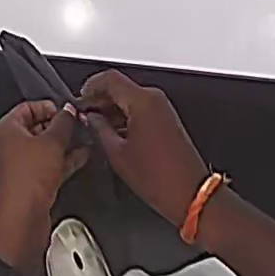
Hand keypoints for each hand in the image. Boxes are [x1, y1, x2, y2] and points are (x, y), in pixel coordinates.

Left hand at [0, 99, 89, 211]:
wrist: (24, 217)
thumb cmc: (29, 176)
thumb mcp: (51, 142)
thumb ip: (63, 123)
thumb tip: (69, 110)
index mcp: (8, 128)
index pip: (28, 107)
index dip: (48, 107)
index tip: (66, 110)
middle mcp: (12, 144)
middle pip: (37, 126)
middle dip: (59, 125)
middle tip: (77, 123)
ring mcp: (23, 164)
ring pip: (46, 147)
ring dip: (65, 142)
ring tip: (84, 136)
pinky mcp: (33, 182)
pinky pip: (50, 164)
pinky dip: (65, 159)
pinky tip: (82, 155)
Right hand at [78, 70, 209, 225]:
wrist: (193, 197)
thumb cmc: (160, 179)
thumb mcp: (118, 154)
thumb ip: (100, 129)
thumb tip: (92, 119)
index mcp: (141, 101)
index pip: (110, 78)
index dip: (91, 86)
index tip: (81, 98)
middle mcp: (154, 99)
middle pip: (120, 86)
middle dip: (101, 98)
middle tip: (86, 113)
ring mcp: (163, 109)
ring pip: (130, 97)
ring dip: (113, 107)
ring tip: (98, 125)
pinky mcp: (167, 119)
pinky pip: (142, 107)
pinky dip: (126, 114)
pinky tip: (116, 131)